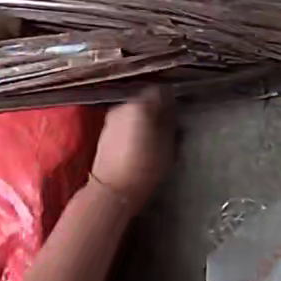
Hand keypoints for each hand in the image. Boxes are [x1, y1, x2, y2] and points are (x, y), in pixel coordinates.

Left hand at [89, 88, 175, 206]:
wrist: (112, 189)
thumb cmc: (145, 168)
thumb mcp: (168, 146)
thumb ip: (170, 123)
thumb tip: (171, 111)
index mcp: (142, 105)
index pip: (160, 90)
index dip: (170, 98)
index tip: (176, 109)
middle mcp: (124, 105)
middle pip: (144, 99)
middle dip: (155, 107)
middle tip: (166, 122)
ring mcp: (111, 117)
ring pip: (133, 110)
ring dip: (142, 117)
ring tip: (151, 134)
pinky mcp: (104, 130)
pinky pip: (123, 121)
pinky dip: (131, 126)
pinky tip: (137, 142)